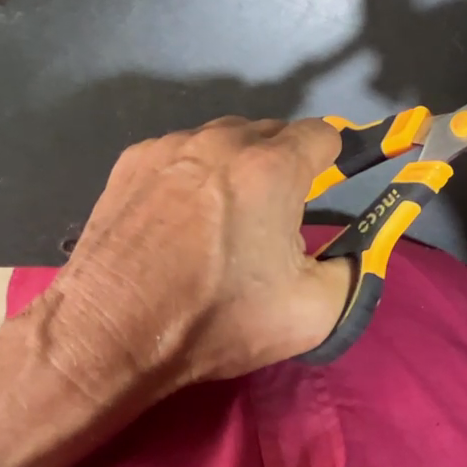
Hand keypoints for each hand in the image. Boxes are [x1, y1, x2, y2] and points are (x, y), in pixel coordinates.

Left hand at [40, 116, 350, 386]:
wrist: (110, 334)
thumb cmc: (216, 321)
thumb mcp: (312, 313)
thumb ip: (354, 271)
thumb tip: (356, 251)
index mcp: (273, 168)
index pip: (323, 133)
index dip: (330, 160)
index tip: (321, 190)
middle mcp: (222, 141)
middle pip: (273, 132)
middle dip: (283, 164)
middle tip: (273, 217)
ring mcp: (172, 146)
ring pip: (225, 139)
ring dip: (237, 165)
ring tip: (222, 218)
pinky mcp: (133, 159)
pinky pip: (182, 152)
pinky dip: (192, 173)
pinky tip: (178, 219)